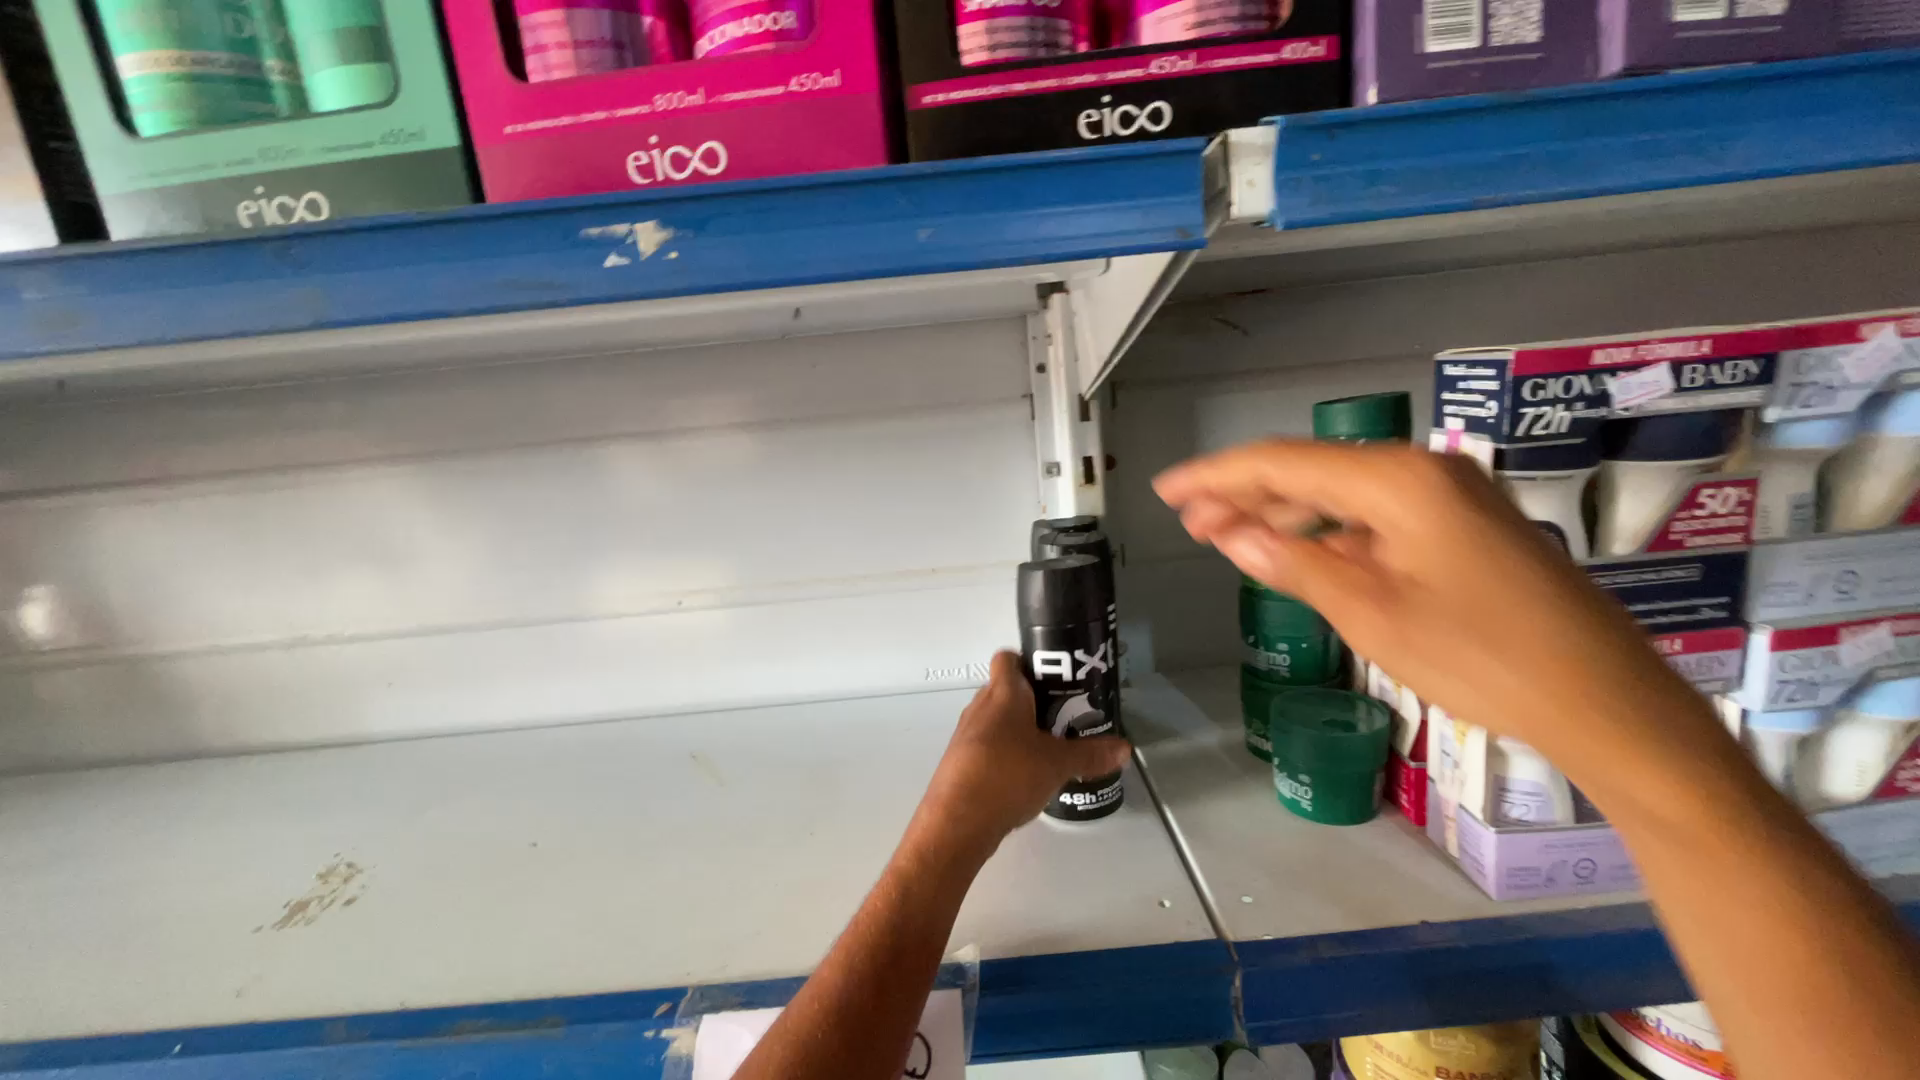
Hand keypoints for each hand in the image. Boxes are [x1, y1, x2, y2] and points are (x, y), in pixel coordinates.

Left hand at [909, 652, 1131, 861]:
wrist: (957, 822)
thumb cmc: (1009, 775)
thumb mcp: (1058, 764)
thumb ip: (1091, 754)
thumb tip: (1124, 748)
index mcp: (1003, 693)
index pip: (1009, 658)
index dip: (1030, 662)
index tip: (1056, 679)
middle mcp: (980, 706)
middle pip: (1006, 690)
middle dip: (1034, 700)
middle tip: (1066, 716)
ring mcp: (967, 734)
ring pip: (997, 720)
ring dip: (1021, 729)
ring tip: (1051, 748)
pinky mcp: (961, 761)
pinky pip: (988, 746)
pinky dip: (1007, 753)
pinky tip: (1028, 775)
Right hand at [1153, 440, 1708, 764]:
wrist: (1603, 702)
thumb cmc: (1479, 658)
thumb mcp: (1370, 613)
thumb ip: (1294, 564)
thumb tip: (1231, 534)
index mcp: (1397, 481)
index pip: (1283, 464)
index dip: (1217, 477)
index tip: (1167, 491)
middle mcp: (1423, 472)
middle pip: (1311, 471)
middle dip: (1245, 494)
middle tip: (1190, 521)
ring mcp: (1449, 498)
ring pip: (1342, 493)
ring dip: (1284, 512)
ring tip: (1229, 535)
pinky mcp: (1463, 527)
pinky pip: (1375, 515)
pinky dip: (1329, 531)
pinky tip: (1301, 551)